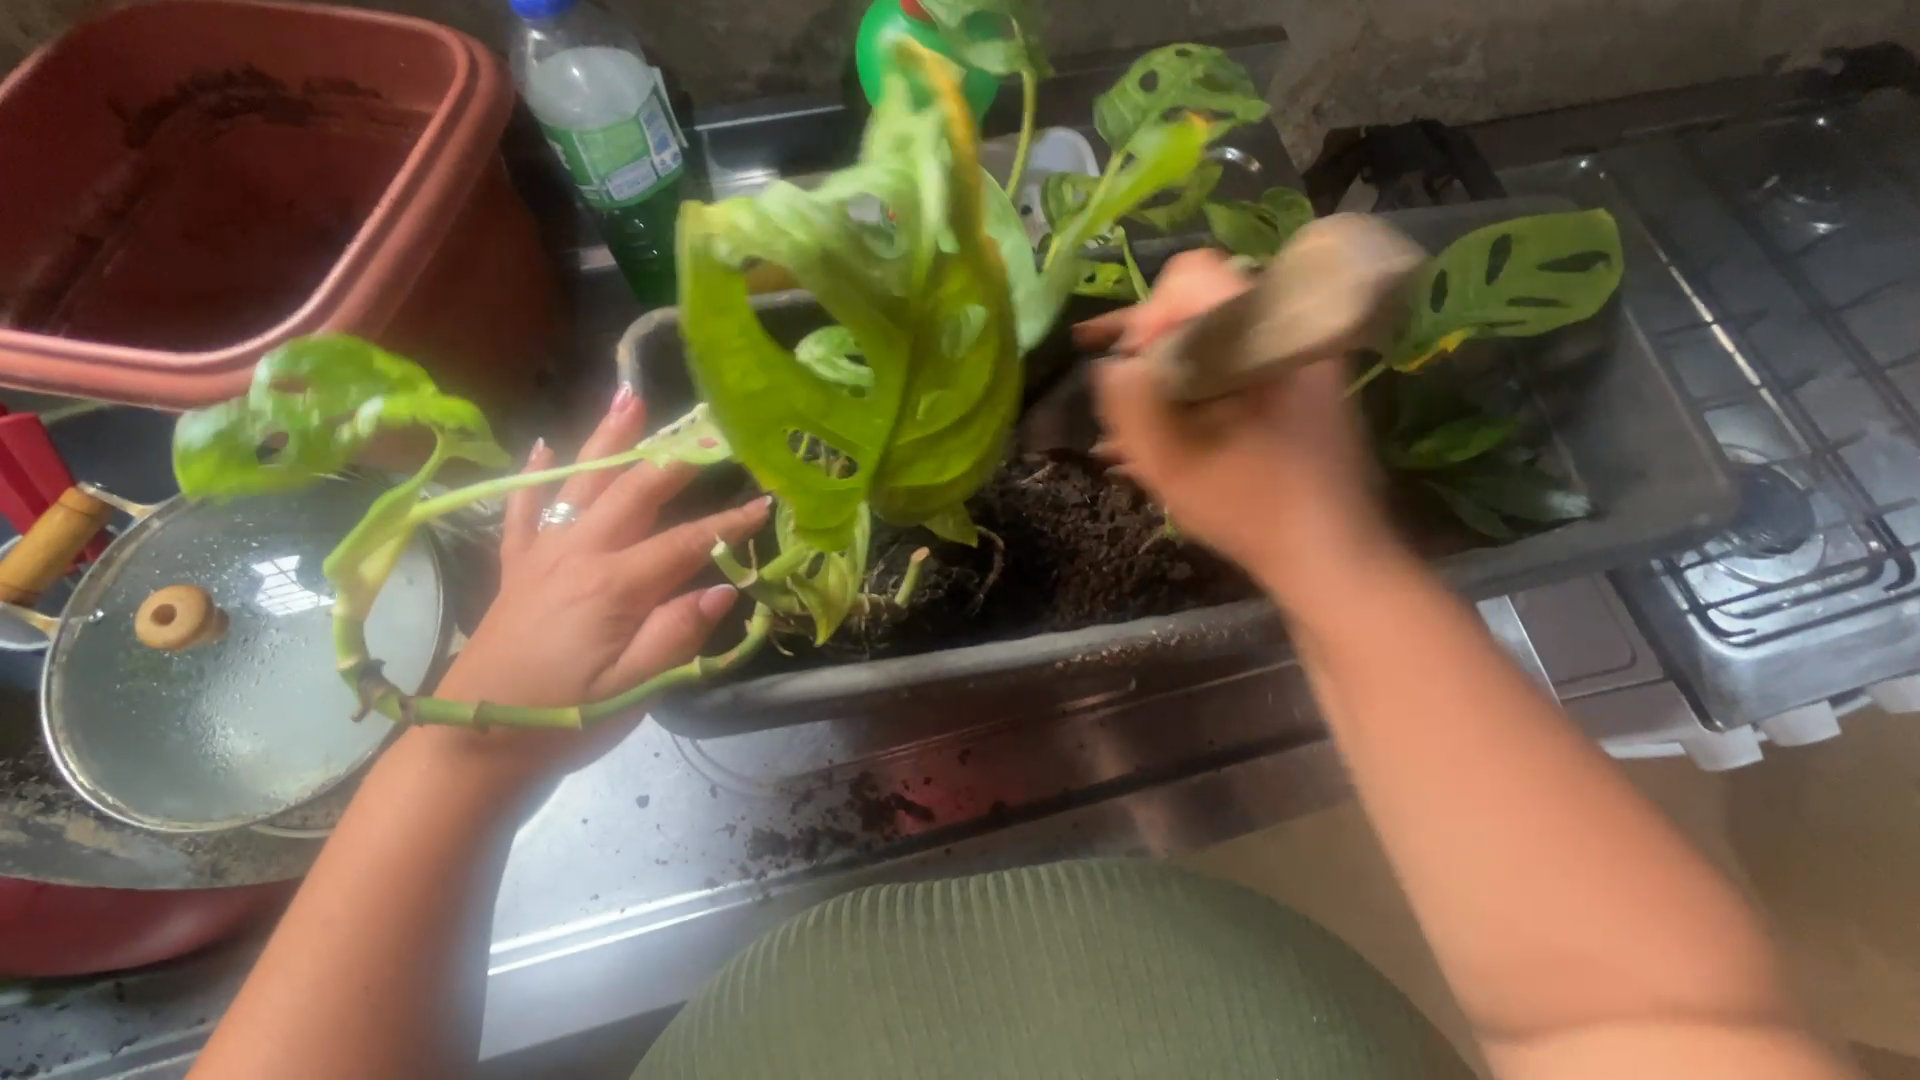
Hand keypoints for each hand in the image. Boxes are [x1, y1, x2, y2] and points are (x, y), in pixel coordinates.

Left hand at [426, 385, 768, 776]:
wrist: (474, 744)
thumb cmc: (563, 720)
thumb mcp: (633, 689)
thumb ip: (678, 634)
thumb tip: (725, 589)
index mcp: (613, 585)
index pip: (684, 542)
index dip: (728, 522)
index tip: (766, 502)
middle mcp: (576, 554)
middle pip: (633, 491)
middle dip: (676, 456)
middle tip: (709, 423)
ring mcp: (541, 557)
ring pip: (579, 483)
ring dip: (607, 437)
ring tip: (629, 395)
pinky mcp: (515, 570)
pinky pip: (522, 512)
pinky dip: (532, 477)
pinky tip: (539, 444)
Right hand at [1080, 250, 1402, 611]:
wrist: (1332, 554)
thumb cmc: (1251, 508)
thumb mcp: (1171, 461)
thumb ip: (1129, 402)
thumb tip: (1112, 365)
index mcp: (1261, 335)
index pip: (1190, 277)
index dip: (1147, 315)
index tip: (1130, 368)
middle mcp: (1287, 332)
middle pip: (1203, 306)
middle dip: (1152, 346)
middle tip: (1122, 391)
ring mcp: (1300, 361)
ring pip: (1216, 340)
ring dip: (1170, 373)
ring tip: (1131, 422)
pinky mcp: (1302, 389)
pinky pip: (1238, 367)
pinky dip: (1199, 389)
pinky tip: (1165, 434)